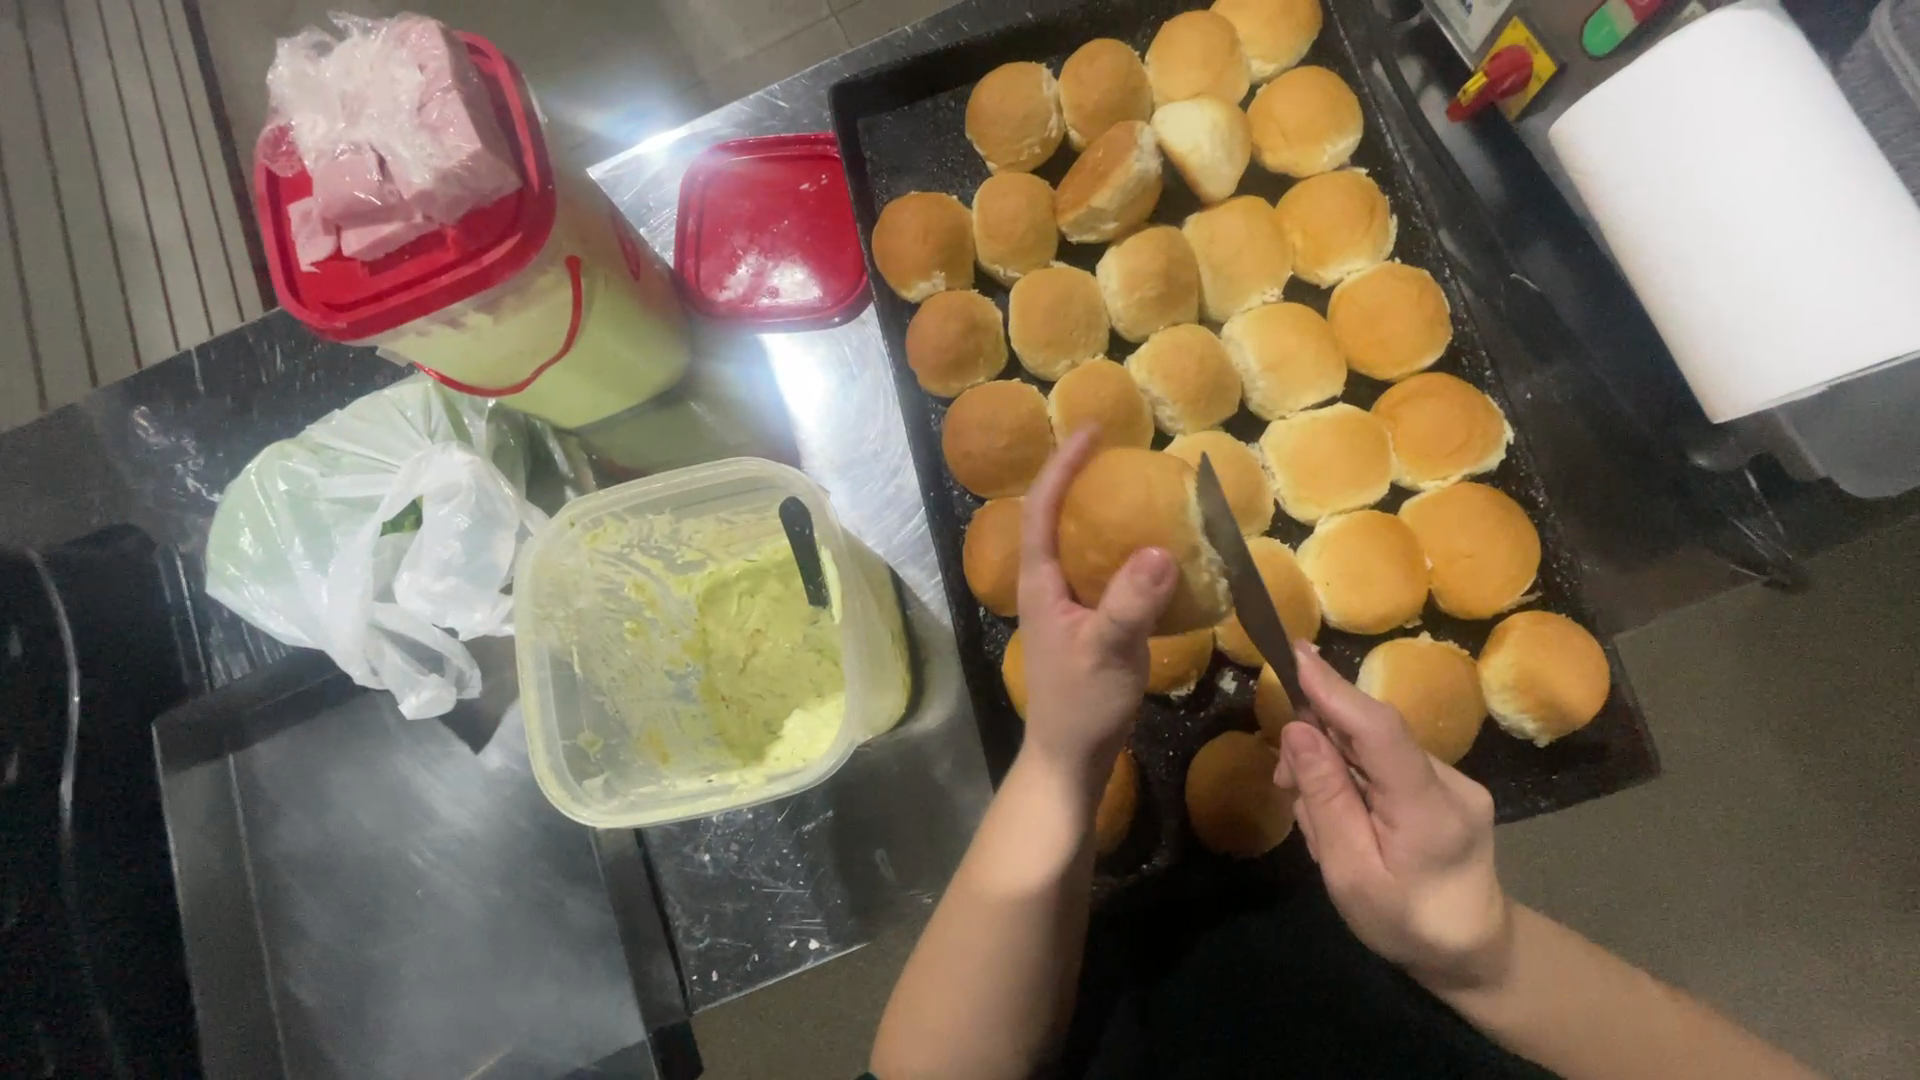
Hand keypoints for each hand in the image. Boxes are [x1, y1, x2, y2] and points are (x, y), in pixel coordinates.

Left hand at [1016, 429, 1177, 778]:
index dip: (1062, 466)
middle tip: (1122, 455)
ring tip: (1144, 491)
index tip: (1091, 431)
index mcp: (1039, 581)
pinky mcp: (1089, 620)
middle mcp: (1048, 583)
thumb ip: (1130, 603)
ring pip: (1084, 544)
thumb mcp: (1107, 651)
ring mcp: (1067, 603)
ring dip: (1107, 515)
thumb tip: (1160, 551)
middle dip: (1083, 480)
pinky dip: (1129, 554)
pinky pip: (1106, 572)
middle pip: (1059, 517)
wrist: (1073, 755)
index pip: (1042, 509)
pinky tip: (1161, 552)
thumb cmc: (1080, 704)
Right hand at [1273, 643, 1513, 991]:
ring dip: (1330, 765)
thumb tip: (1297, 729)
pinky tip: (1342, 813)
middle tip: (1283, 784)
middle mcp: (1449, 781)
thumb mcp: (1349, 872)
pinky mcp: (1444, 784)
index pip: (1379, 730)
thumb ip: (1324, 798)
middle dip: (1316, 743)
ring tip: (1318, 820)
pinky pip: (1382, 760)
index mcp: (1428, 809)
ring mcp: (1452, 780)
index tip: (1294, 654)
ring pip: (1369, 746)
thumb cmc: (1404, 921)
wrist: (1473, 950)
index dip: (1334, 690)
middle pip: (1367, 733)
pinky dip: (1350, 775)